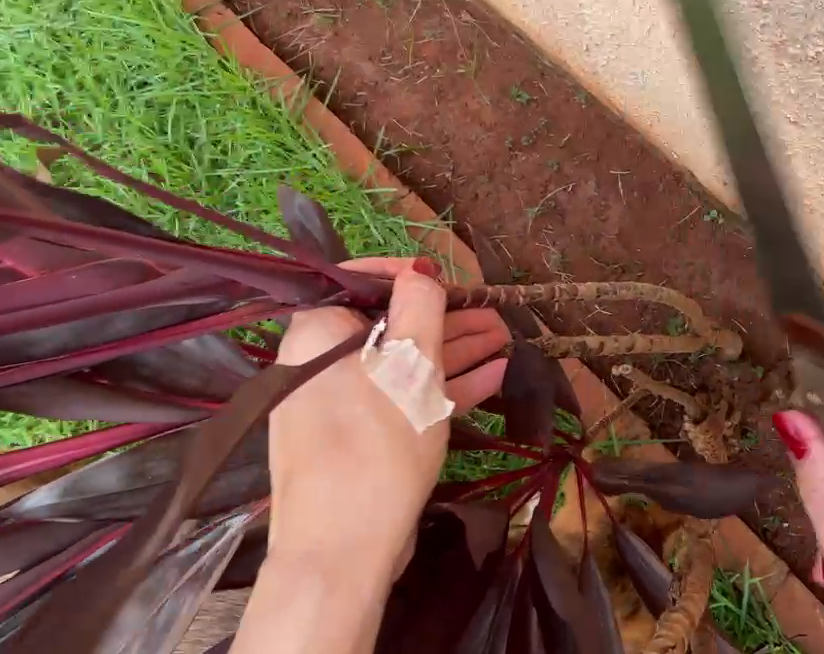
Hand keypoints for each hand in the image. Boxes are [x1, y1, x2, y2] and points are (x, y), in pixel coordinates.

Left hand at [234, 257, 508, 653]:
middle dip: (450, 318)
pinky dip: (441, 386)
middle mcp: (320, 361)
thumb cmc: (378, 440)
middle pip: (392, 323)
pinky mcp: (358, 435)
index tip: (453, 282)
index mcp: (318, 331)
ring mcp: (339, 402)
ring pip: (403, 362)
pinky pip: (400, 396)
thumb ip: (422, 304)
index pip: (363, 280)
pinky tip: (491, 376)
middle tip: (496, 313)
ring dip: (456, 350)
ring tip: (505, 340)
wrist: (341, 552)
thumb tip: (421, 270)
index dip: (412, 276)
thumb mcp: (411, 363)